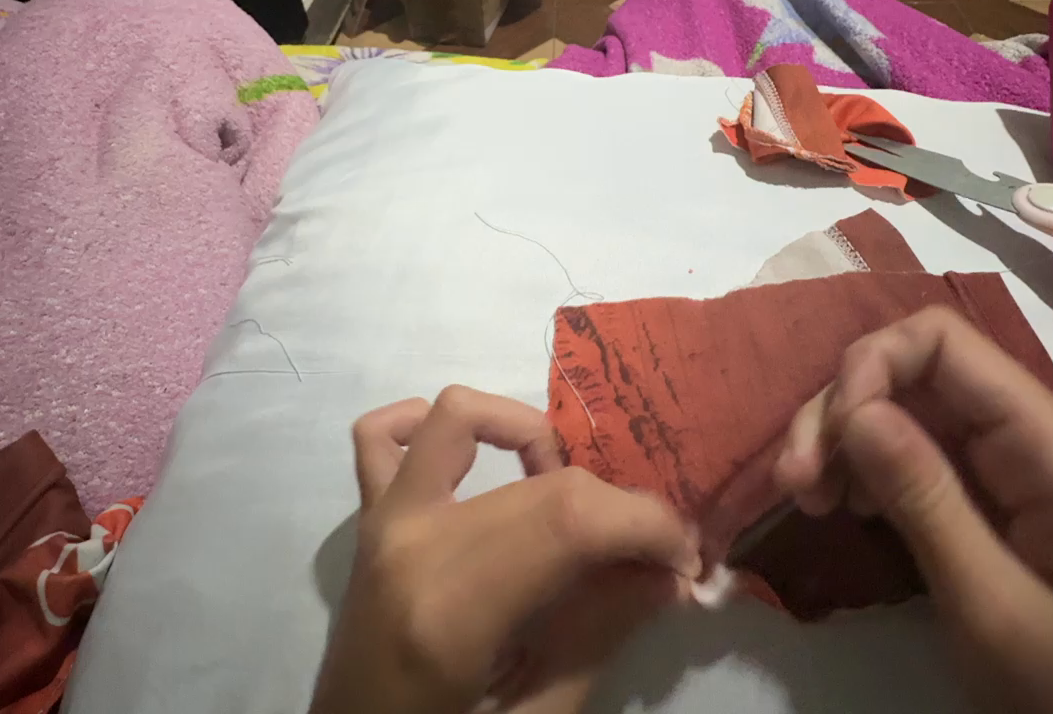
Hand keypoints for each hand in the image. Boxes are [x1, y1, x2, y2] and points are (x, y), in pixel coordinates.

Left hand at [310, 387, 699, 713]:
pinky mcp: (367, 518)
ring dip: (527, 438)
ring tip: (558, 496)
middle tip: (647, 555)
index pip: (568, 520)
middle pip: (541, 480)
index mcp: (447, 610)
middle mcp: (410, 542)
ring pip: (459, 416)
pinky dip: (429, 426)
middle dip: (614, 505)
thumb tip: (666, 572)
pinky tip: (471, 458)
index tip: (685, 558)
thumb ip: (596, 637)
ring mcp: (380, 521)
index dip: (644, 524)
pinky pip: (381, 434)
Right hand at [774, 307, 1052, 713]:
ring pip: (908, 411)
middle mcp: (1030, 435)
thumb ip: (925, 500)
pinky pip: (922, 455)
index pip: (940, 339)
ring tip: (810, 501)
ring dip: (846, 442)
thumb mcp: (999, 612)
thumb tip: (852, 408)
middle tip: (795, 484)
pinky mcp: (1001, 501)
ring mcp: (1015, 467)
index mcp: (1048, 443)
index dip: (869, 365)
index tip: (828, 440)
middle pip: (913, 372)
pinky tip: (846, 509)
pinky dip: (870, 471)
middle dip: (842, 411)